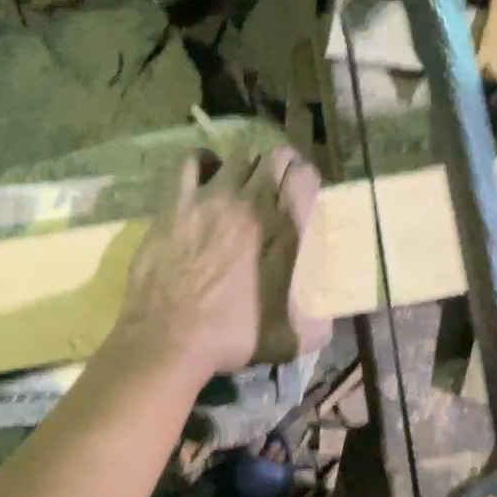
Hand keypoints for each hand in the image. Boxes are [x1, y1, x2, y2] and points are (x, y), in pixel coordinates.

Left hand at [109, 146, 331, 375]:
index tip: (303, 192)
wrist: (169, 337)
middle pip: (275, 158)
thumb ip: (315, 326)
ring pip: (238, 156)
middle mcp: (252, 204)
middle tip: (276, 184)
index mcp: (284, 230)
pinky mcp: (176, 202)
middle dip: (281, 166)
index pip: (306, 176)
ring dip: (246, 165)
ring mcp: (211, 198)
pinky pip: (191, 161)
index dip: (307, 179)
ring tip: (242, 182)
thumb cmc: (231, 338)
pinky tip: (204, 175)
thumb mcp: (289, 341)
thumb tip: (327, 321)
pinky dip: (202, 162)